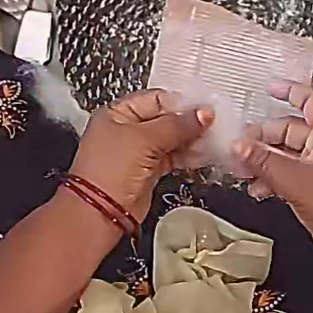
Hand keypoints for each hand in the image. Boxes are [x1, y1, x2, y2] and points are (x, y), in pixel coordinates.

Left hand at [68, 90, 212, 224]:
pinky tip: (203, 154)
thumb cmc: (109, 172)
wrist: (100, 213)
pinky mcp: (148, 170)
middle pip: (166, 119)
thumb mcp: (145, 140)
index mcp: (118, 113)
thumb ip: (177, 125)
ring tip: (211, 140)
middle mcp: (127, 130)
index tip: (203, 109)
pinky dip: (187, 155)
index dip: (180, 104)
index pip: (156, 99)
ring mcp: (138, 151)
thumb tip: (203, 114)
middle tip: (211, 125)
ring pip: (171, 139)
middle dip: (189, 123)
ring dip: (191, 140)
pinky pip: (172, 157)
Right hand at [233, 81, 312, 263]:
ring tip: (243, 172)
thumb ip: (264, 161)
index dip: (290, 91)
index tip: (268, 89)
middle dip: (264, 137)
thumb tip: (239, 146)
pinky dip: (273, 178)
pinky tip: (257, 190)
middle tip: (240, 147)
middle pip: (291, 129)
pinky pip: (290, 173)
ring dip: (264, 160)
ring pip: (287, 153)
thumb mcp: (296, 181)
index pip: (311, 100)